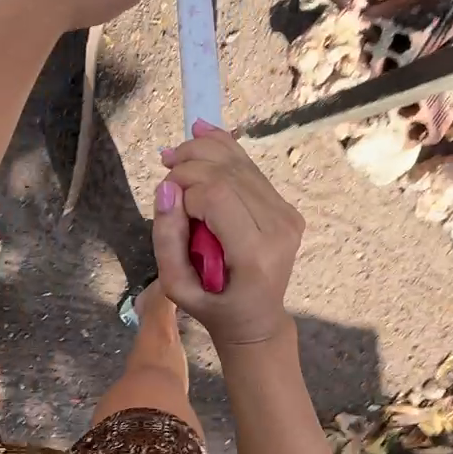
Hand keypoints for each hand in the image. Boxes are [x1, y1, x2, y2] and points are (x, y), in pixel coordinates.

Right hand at [152, 121, 304, 348]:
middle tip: (164, 166)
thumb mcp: (177, 288)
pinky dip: (224, 148)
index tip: (166, 200)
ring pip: (240, 165)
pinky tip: (201, 133)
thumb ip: (167, 240)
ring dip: (204, 151)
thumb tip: (165, 189)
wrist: (256, 320)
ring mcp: (287, 215)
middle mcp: (279, 228)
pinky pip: (251, 169)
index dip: (184, 187)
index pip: (216, 196)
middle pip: (228, 174)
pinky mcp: (286, 208)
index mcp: (254, 254)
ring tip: (174, 154)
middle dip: (190, 163)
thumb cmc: (213, 309)